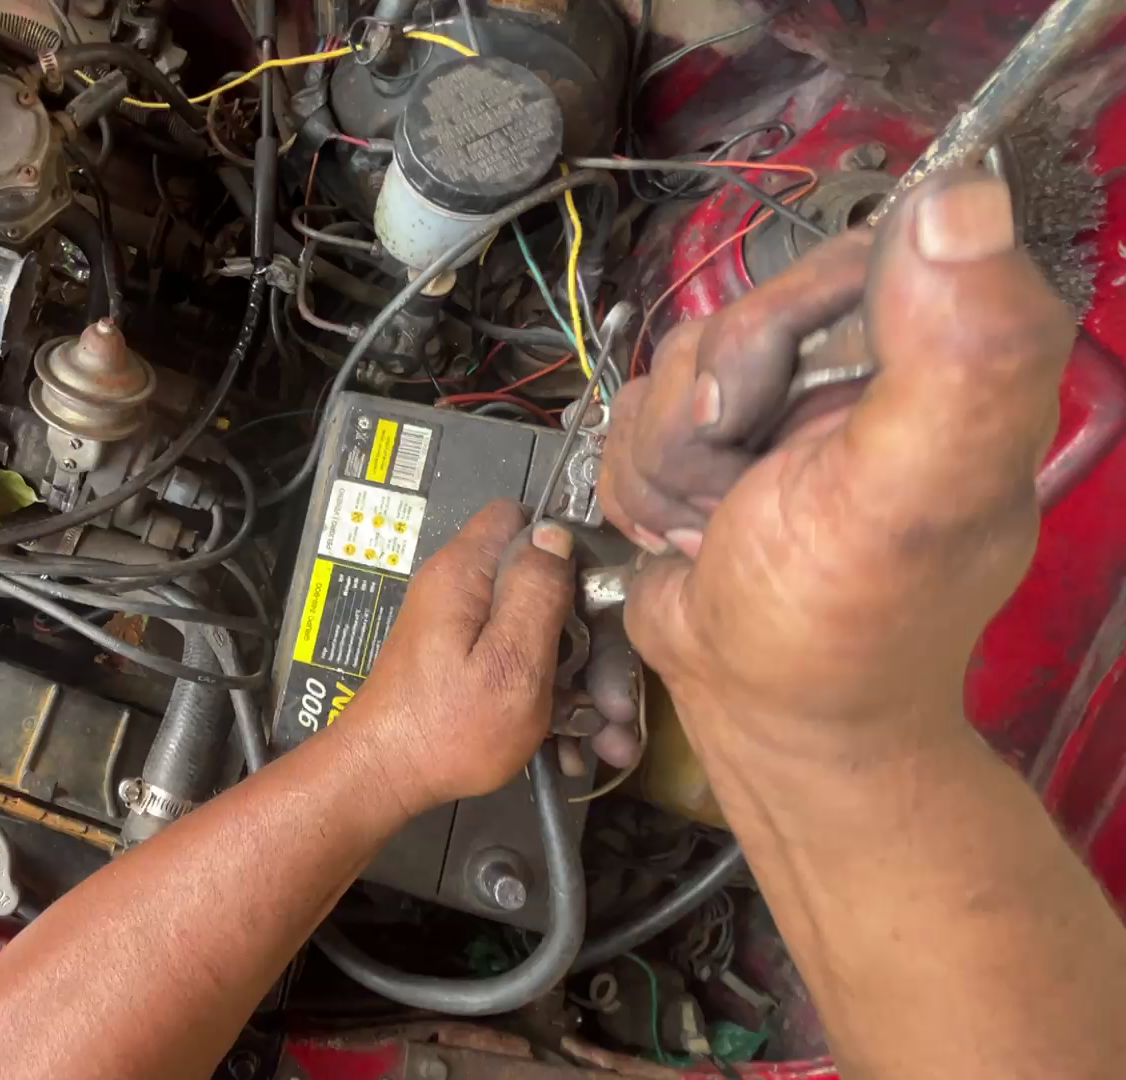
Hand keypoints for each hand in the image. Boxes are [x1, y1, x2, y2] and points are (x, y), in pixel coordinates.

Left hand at [331, 499, 576, 809]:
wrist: (385, 773)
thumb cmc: (447, 726)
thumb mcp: (510, 660)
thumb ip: (535, 592)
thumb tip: (554, 532)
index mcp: (462, 573)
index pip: (516, 517)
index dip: (566, 544)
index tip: (601, 592)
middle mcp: (456, 589)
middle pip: (536, 582)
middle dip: (586, 636)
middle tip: (614, 696)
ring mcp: (457, 625)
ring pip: (533, 629)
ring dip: (576, 679)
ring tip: (606, 736)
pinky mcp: (460, 658)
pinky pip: (513, 659)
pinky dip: (545, 694)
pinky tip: (572, 742)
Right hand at [600, 170, 1074, 757]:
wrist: (757, 703)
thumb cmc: (840, 618)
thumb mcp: (912, 496)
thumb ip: (958, 353)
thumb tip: (959, 191)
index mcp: (923, 366)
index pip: (819, 269)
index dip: (758, 339)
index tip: (751, 425)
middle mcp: (835, 378)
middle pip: (710, 332)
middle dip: (696, 430)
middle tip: (730, 499)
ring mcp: (750, 420)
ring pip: (653, 386)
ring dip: (659, 473)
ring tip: (705, 530)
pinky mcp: (684, 456)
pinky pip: (621, 433)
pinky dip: (633, 492)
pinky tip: (677, 535)